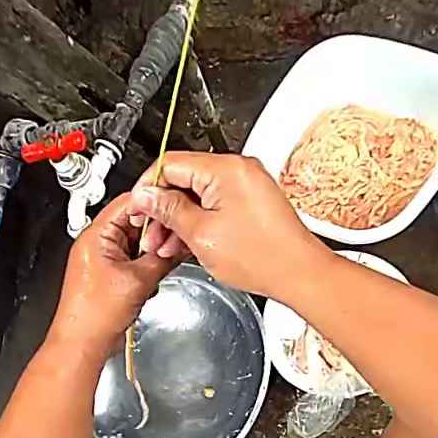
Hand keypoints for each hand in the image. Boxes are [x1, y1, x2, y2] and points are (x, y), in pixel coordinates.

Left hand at [47, 192, 180, 358]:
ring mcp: (103, 259)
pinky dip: (146, 265)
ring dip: (152, 251)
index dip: (155, 202)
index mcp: (97, 235)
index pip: (130, 202)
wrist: (82, 343)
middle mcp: (97, 243)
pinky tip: (154, 276)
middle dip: (157, 231)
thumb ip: (163, 259)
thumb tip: (181, 245)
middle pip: (135, 222)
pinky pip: (133, 260)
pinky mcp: (109, 274)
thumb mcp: (139, 281)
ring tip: (165, 260)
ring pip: (136, 242)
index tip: (176, 206)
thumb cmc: (93, 315)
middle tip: (175, 240)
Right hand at [127, 152, 328, 297]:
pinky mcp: (251, 200)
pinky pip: (215, 202)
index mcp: (225, 169)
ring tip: (166, 244)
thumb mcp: (200, 234)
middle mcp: (238, 169)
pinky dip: (198, 220)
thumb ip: (168, 210)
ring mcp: (246, 184)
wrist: (298, 273)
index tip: (139, 208)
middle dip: (163, 208)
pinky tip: (187, 241)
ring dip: (178, 218)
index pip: (169, 164)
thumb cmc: (262, 257)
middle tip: (150, 231)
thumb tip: (146, 196)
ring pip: (198, 193)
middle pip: (184, 179)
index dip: (148, 188)